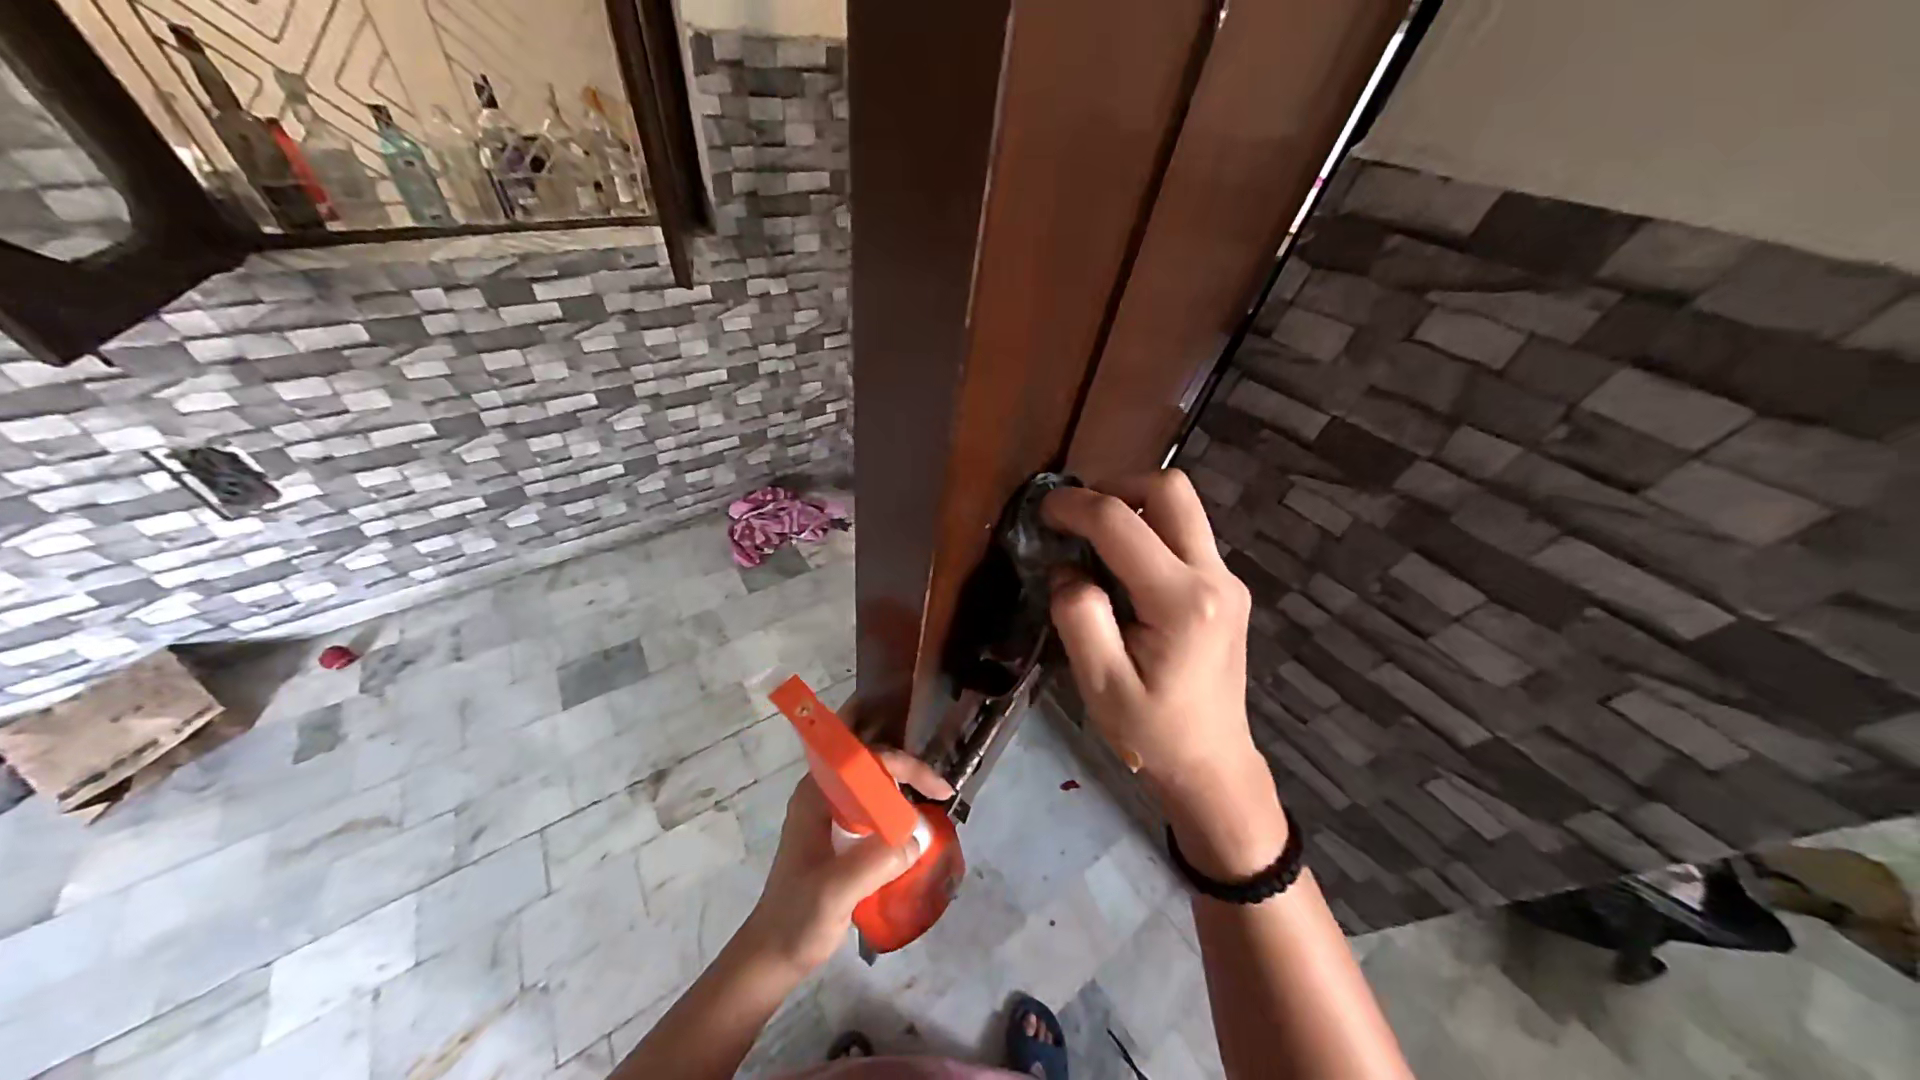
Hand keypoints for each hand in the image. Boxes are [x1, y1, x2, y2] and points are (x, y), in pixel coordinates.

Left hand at [743, 748, 953, 974]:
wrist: (772, 957)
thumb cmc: (797, 920)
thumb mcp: (835, 892)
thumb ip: (875, 863)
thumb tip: (919, 838)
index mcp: (815, 795)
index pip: (866, 761)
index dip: (906, 767)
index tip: (939, 790)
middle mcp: (822, 797)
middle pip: (873, 770)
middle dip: (909, 776)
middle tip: (941, 796)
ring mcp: (829, 818)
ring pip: (875, 791)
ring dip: (905, 796)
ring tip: (935, 808)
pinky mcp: (837, 839)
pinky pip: (873, 815)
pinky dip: (896, 819)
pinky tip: (914, 835)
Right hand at [1043, 469, 1286, 878]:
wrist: (1212, 764)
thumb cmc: (1152, 732)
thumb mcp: (1100, 685)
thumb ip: (1078, 616)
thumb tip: (1068, 567)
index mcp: (1181, 602)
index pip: (1120, 523)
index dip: (1074, 506)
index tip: (1042, 512)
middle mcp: (1214, 577)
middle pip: (1170, 489)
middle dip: (1114, 487)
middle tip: (1076, 517)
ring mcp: (1226, 579)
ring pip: (1182, 505)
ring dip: (1133, 505)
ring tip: (1092, 537)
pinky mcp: (1225, 587)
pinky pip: (1186, 533)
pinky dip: (1148, 529)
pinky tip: (1121, 565)